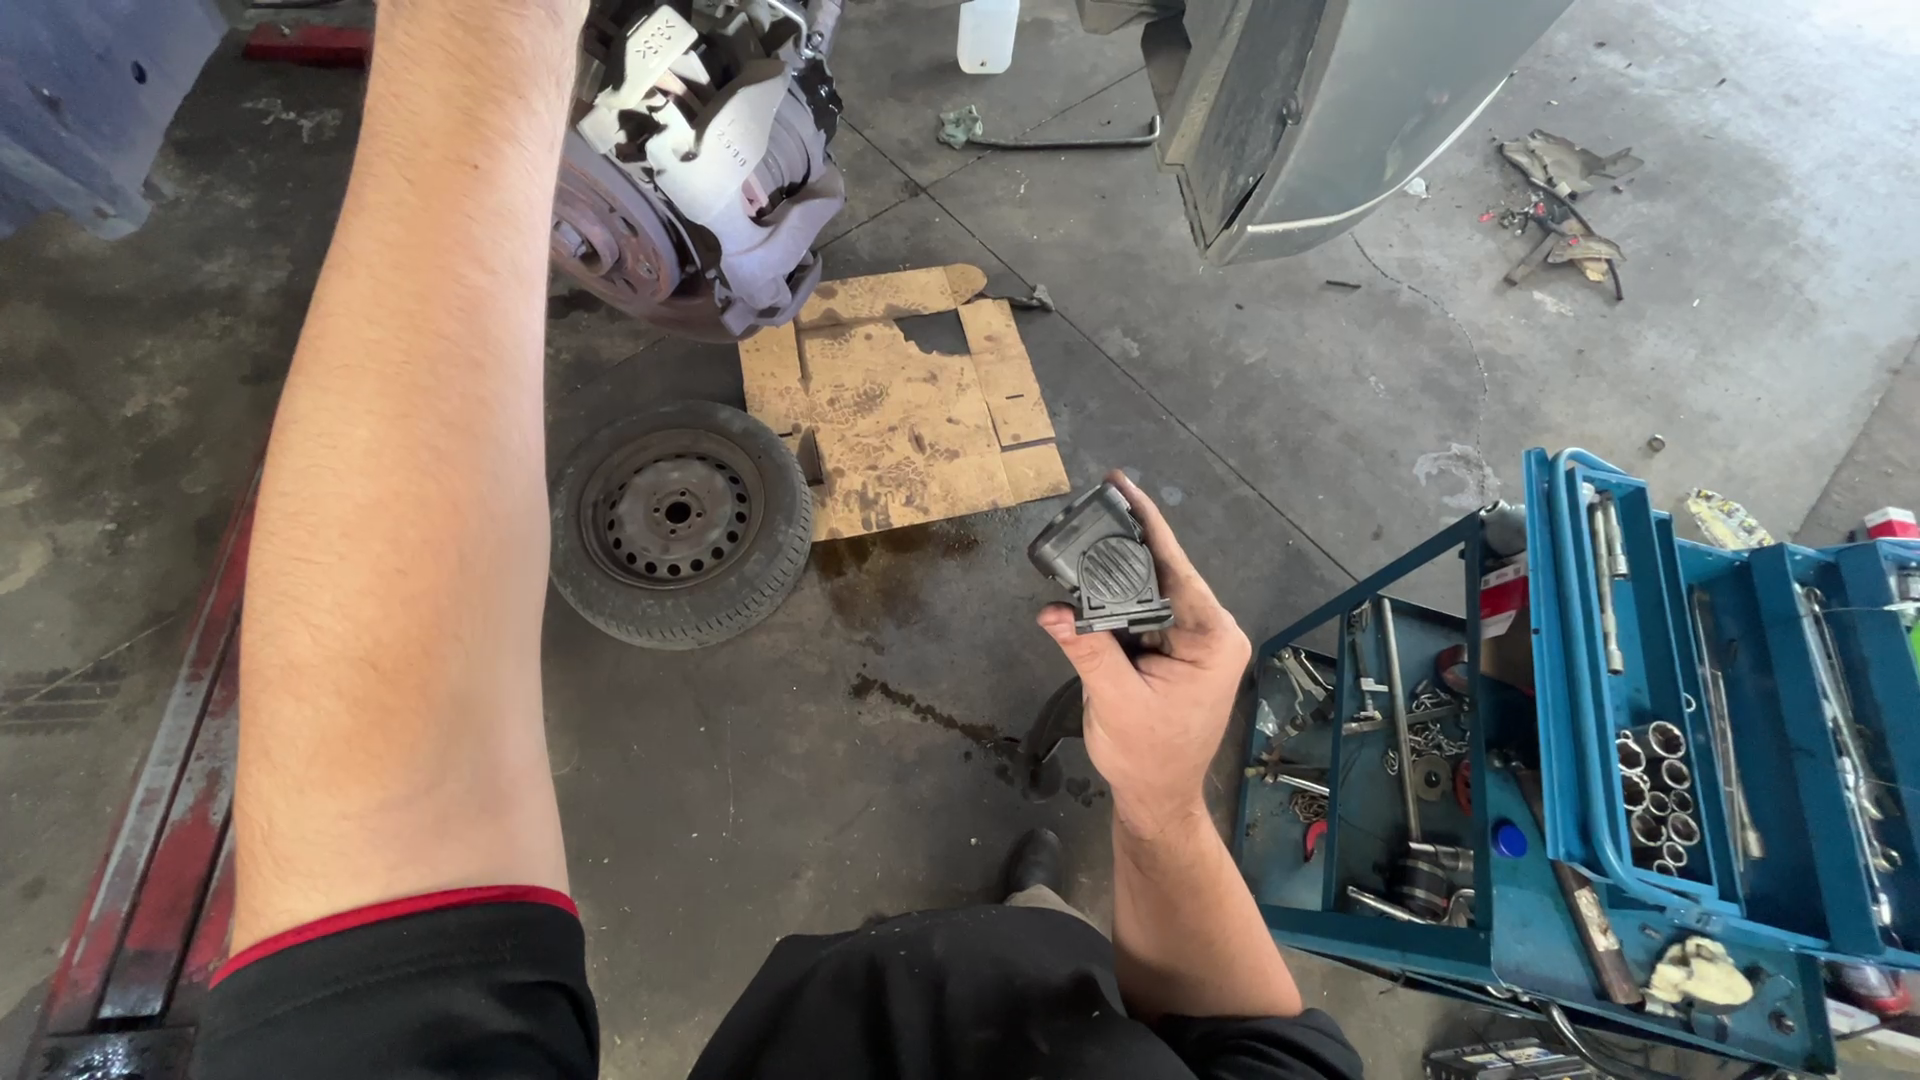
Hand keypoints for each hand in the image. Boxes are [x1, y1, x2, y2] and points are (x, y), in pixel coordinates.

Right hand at [1037, 471, 1251, 838]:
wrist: (1156, 796)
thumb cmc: (1148, 756)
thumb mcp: (1116, 701)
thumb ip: (1087, 649)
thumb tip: (1050, 610)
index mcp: (1212, 638)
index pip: (1176, 569)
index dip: (1147, 526)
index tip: (1122, 486)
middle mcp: (1207, 630)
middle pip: (1162, 572)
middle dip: (1127, 538)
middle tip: (1092, 502)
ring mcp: (1187, 639)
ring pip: (1147, 589)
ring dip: (1116, 567)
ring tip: (1085, 531)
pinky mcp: (1167, 649)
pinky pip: (1137, 611)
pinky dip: (1111, 596)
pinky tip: (1088, 575)